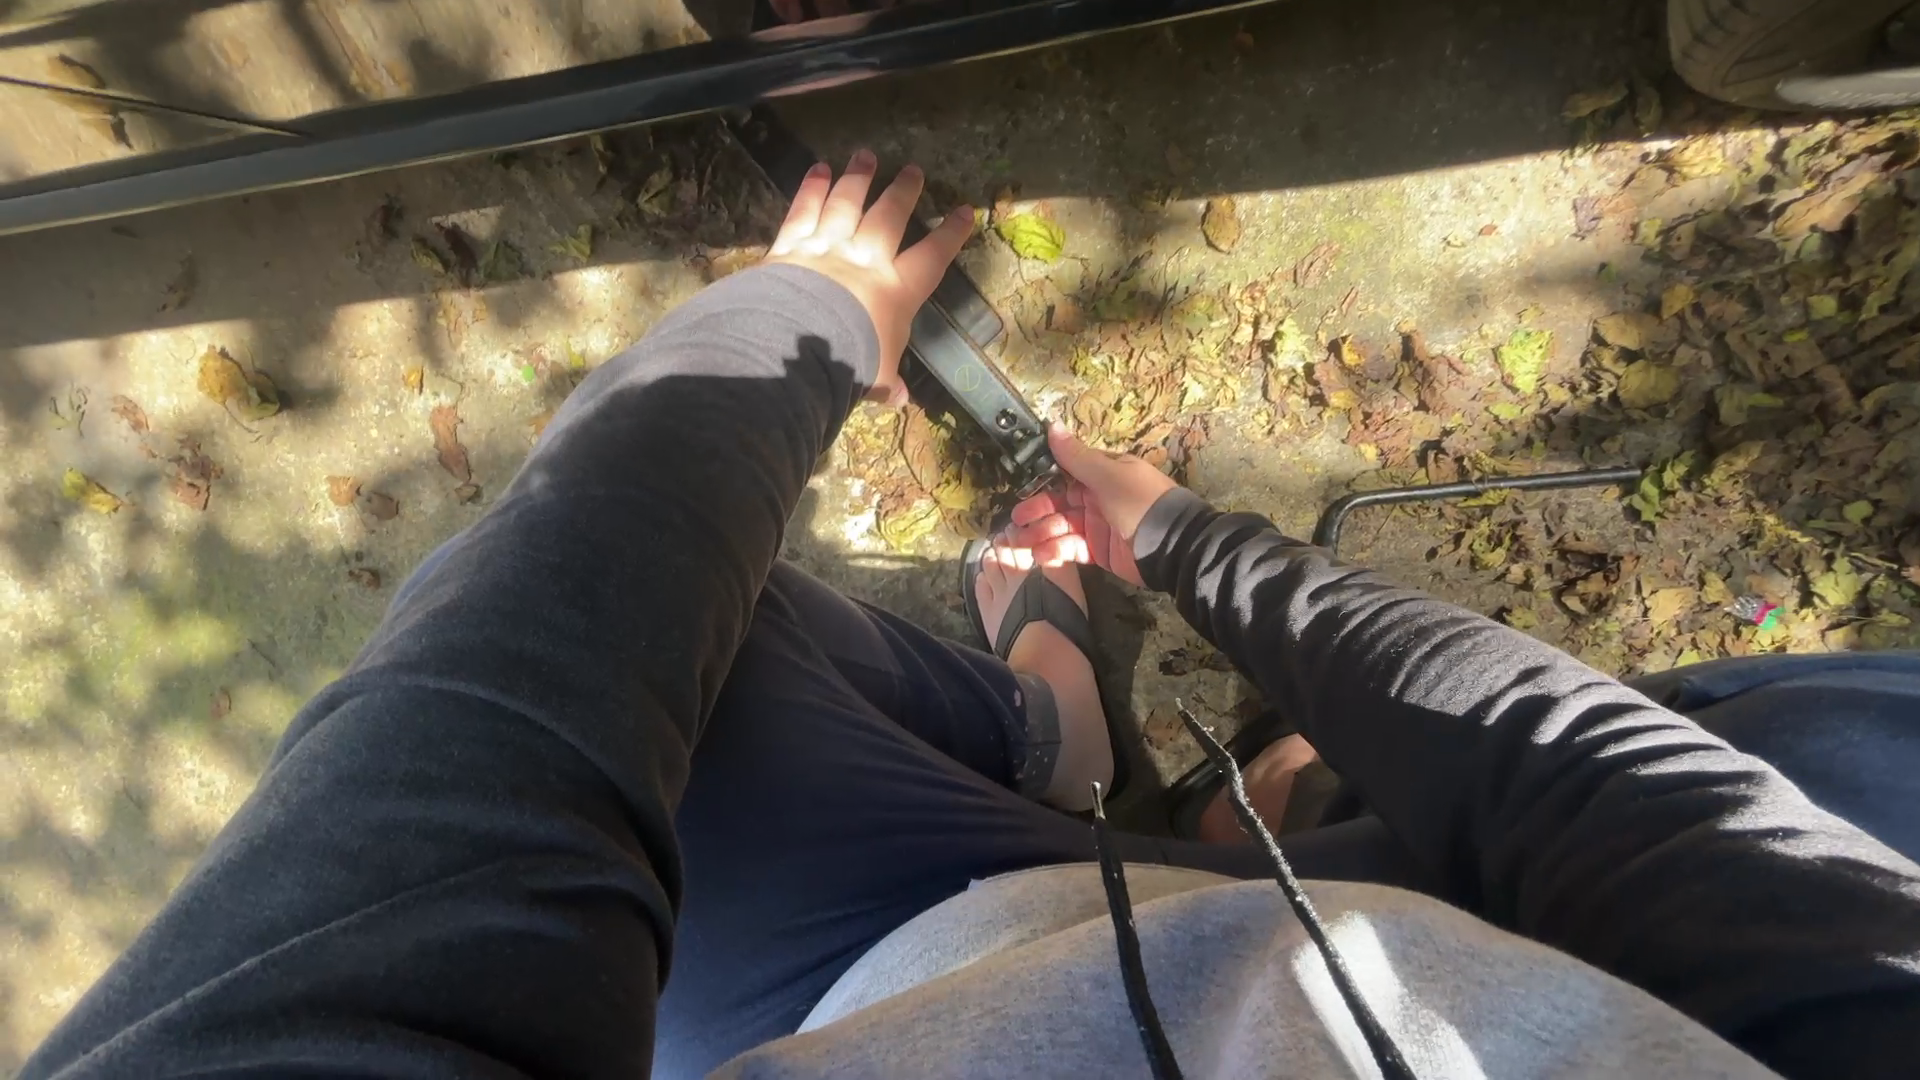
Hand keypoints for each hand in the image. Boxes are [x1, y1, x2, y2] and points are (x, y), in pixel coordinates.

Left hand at [766, 150, 973, 405]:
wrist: (800, 345)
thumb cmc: (850, 362)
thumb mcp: (877, 378)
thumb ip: (888, 383)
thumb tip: (898, 399)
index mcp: (896, 291)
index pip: (931, 257)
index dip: (950, 235)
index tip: (964, 212)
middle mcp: (865, 259)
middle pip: (888, 216)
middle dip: (903, 192)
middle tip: (913, 170)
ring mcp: (827, 247)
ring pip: (846, 203)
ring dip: (857, 178)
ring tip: (865, 156)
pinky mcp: (790, 246)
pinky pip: (803, 211)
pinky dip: (811, 188)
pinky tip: (819, 169)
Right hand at [1004, 424, 1178, 586]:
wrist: (1172, 548)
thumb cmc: (1140, 504)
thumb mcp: (1108, 475)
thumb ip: (1076, 456)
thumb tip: (1051, 424)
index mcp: (1103, 474)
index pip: (1065, 474)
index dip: (1042, 483)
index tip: (1023, 491)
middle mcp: (1098, 497)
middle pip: (1059, 502)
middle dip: (1037, 512)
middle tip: (1017, 522)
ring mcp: (1097, 525)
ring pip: (1061, 526)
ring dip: (1042, 534)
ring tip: (1025, 543)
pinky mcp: (1098, 550)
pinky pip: (1071, 548)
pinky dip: (1056, 551)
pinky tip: (1043, 555)